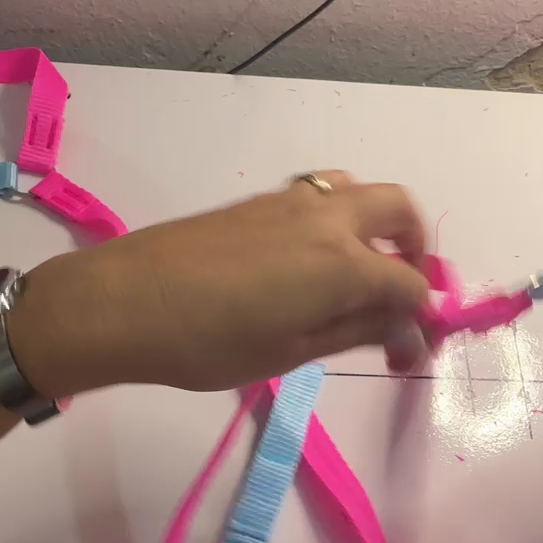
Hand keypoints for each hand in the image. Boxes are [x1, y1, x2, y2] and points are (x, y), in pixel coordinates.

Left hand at [8, 171, 430, 394]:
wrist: (123, 302)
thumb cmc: (209, 344)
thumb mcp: (291, 352)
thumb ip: (356, 331)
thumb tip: (404, 329)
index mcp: (344, 264)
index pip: (411, 283)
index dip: (419, 319)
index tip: (406, 351)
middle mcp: (328, 218)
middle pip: (400, 210)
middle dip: (416, 249)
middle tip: (401, 293)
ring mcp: (292, 200)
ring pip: (359, 190)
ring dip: (376, 224)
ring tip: (358, 271)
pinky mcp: (260, 199)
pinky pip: (320, 193)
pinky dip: (338, 218)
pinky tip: (309, 260)